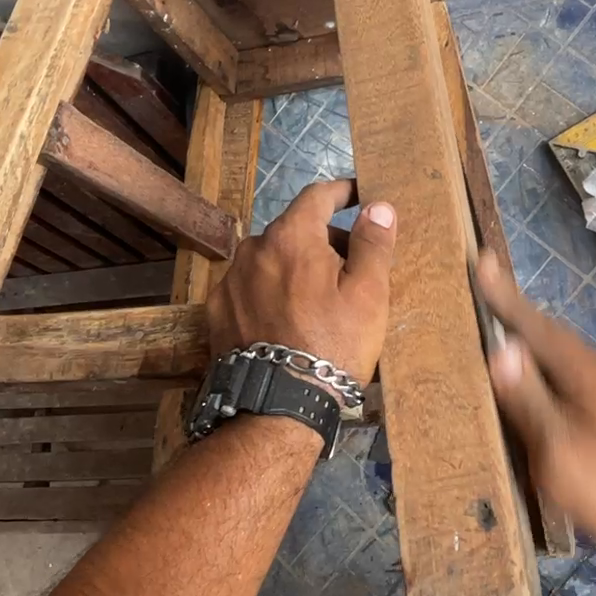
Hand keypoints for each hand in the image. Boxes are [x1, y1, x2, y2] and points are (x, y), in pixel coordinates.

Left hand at [207, 180, 395, 382]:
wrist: (279, 404)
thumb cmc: (334, 344)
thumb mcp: (368, 294)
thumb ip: (373, 244)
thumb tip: (378, 206)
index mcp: (291, 236)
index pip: (317, 195)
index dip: (342, 191)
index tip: (359, 194)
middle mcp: (252, 248)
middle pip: (294, 230)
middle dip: (323, 239)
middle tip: (351, 265)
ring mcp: (229, 280)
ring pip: (270, 259)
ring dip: (295, 265)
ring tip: (318, 297)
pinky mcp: (216, 311)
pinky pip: (250, 287)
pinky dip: (270, 291)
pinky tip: (286, 318)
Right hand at [475, 254, 595, 552]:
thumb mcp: (561, 451)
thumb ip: (530, 400)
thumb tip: (501, 348)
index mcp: (587, 373)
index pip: (536, 327)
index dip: (505, 297)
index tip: (482, 261)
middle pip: (551, 334)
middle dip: (516, 312)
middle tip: (485, 290)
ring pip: (563, 353)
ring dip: (532, 338)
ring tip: (502, 329)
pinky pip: (572, 372)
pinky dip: (546, 365)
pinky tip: (536, 379)